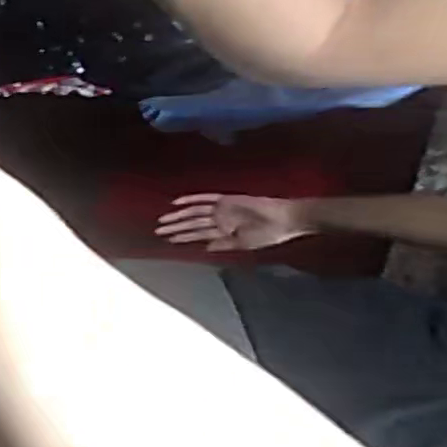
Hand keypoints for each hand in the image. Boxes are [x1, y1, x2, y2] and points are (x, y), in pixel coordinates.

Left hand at [154, 194, 313, 251]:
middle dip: (175, 227)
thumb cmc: (270, 234)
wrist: (288, 219)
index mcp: (224, 231)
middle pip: (192, 223)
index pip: (198, 234)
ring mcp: (222, 208)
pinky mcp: (227, 199)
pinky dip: (191, 199)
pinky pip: (206, 198)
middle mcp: (219, 219)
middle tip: (158, 230)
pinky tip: (176, 202)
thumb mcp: (244, 244)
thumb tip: (205, 248)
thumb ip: (224, 245)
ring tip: (162, 220)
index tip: (168, 239)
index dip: (183, 236)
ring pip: (194, 212)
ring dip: (178, 216)